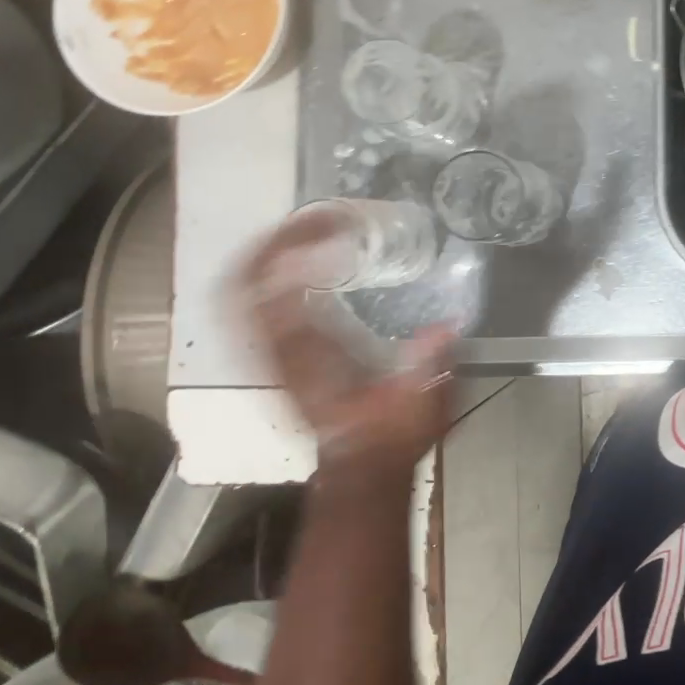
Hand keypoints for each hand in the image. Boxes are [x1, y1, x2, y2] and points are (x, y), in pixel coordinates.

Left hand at [235, 211, 455, 475]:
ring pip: (241, 291)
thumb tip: (443, 327)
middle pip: (244, 283)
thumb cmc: (391, 436)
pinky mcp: (278, 354)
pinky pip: (255, 303)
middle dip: (274, 241)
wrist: (364, 468)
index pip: (274, 296)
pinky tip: (304, 259)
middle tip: (314, 216)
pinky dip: (271, 272)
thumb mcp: (421, 405)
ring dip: (269, 253)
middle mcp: (277, 352)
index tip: (331, 226)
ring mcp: (271, 353)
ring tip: (308, 227)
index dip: (291, 252)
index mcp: (307, 359)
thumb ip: (429, 367)